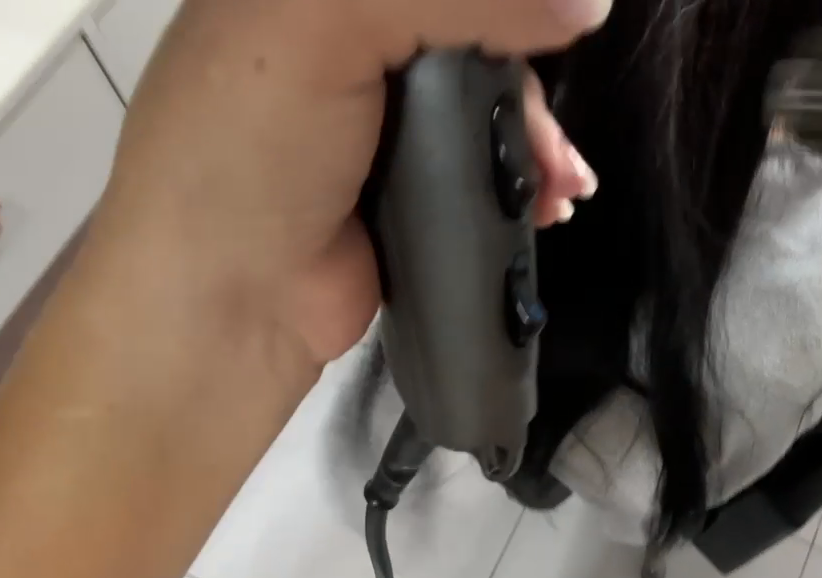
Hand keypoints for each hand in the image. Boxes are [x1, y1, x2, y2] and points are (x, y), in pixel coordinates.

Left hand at [83, 0, 607, 374]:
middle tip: (554, 143)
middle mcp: (344, 52)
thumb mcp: (327, 26)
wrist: (233, 303)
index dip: (496, 6)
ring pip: (482, 112)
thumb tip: (588, 4)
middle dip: (527, 85)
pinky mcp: (405, 200)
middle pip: (467, 43)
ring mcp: (378, 134)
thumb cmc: (255, 150)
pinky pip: (478, 175)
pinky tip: (544, 209)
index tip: (555, 30)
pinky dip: (518, 187)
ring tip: (562, 189)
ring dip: (534, 144)